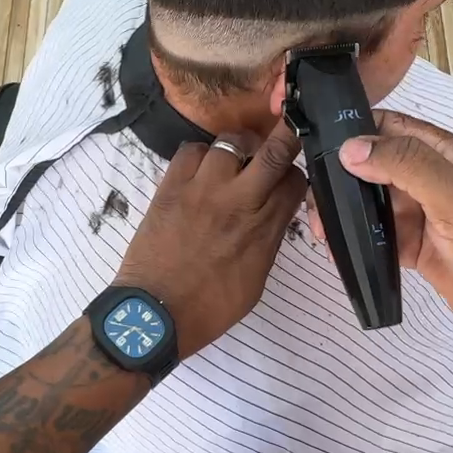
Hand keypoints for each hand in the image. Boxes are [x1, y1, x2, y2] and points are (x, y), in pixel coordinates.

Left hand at [115, 122, 306, 357]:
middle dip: (284, 138)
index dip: (294, 177)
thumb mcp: (257, 278)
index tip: (285, 183)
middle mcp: (239, 201)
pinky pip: (191, 151)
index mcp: (264, 229)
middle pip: (275, 150)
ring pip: (231, 142)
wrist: (156, 314)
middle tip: (280, 139)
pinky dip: (200, 156)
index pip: (295, 181)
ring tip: (231, 163)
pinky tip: (199, 172)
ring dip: (237, 149)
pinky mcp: (171, 187)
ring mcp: (203, 190)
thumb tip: (272, 215)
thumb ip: (269, 239)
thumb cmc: (211, 307)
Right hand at [331, 111, 452, 349]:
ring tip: (320, 231)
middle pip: (373, 165)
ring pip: (369, 202)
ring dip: (344, 212)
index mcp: (443, 154)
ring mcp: (419, 213)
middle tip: (316, 202)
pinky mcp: (411, 245)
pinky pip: (375, 235)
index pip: (392, 127)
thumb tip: (350, 148)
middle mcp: (427, 178)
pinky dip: (355, 241)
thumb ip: (406, 166)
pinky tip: (335, 250)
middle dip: (341, 179)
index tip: (320, 145)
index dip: (357, 129)